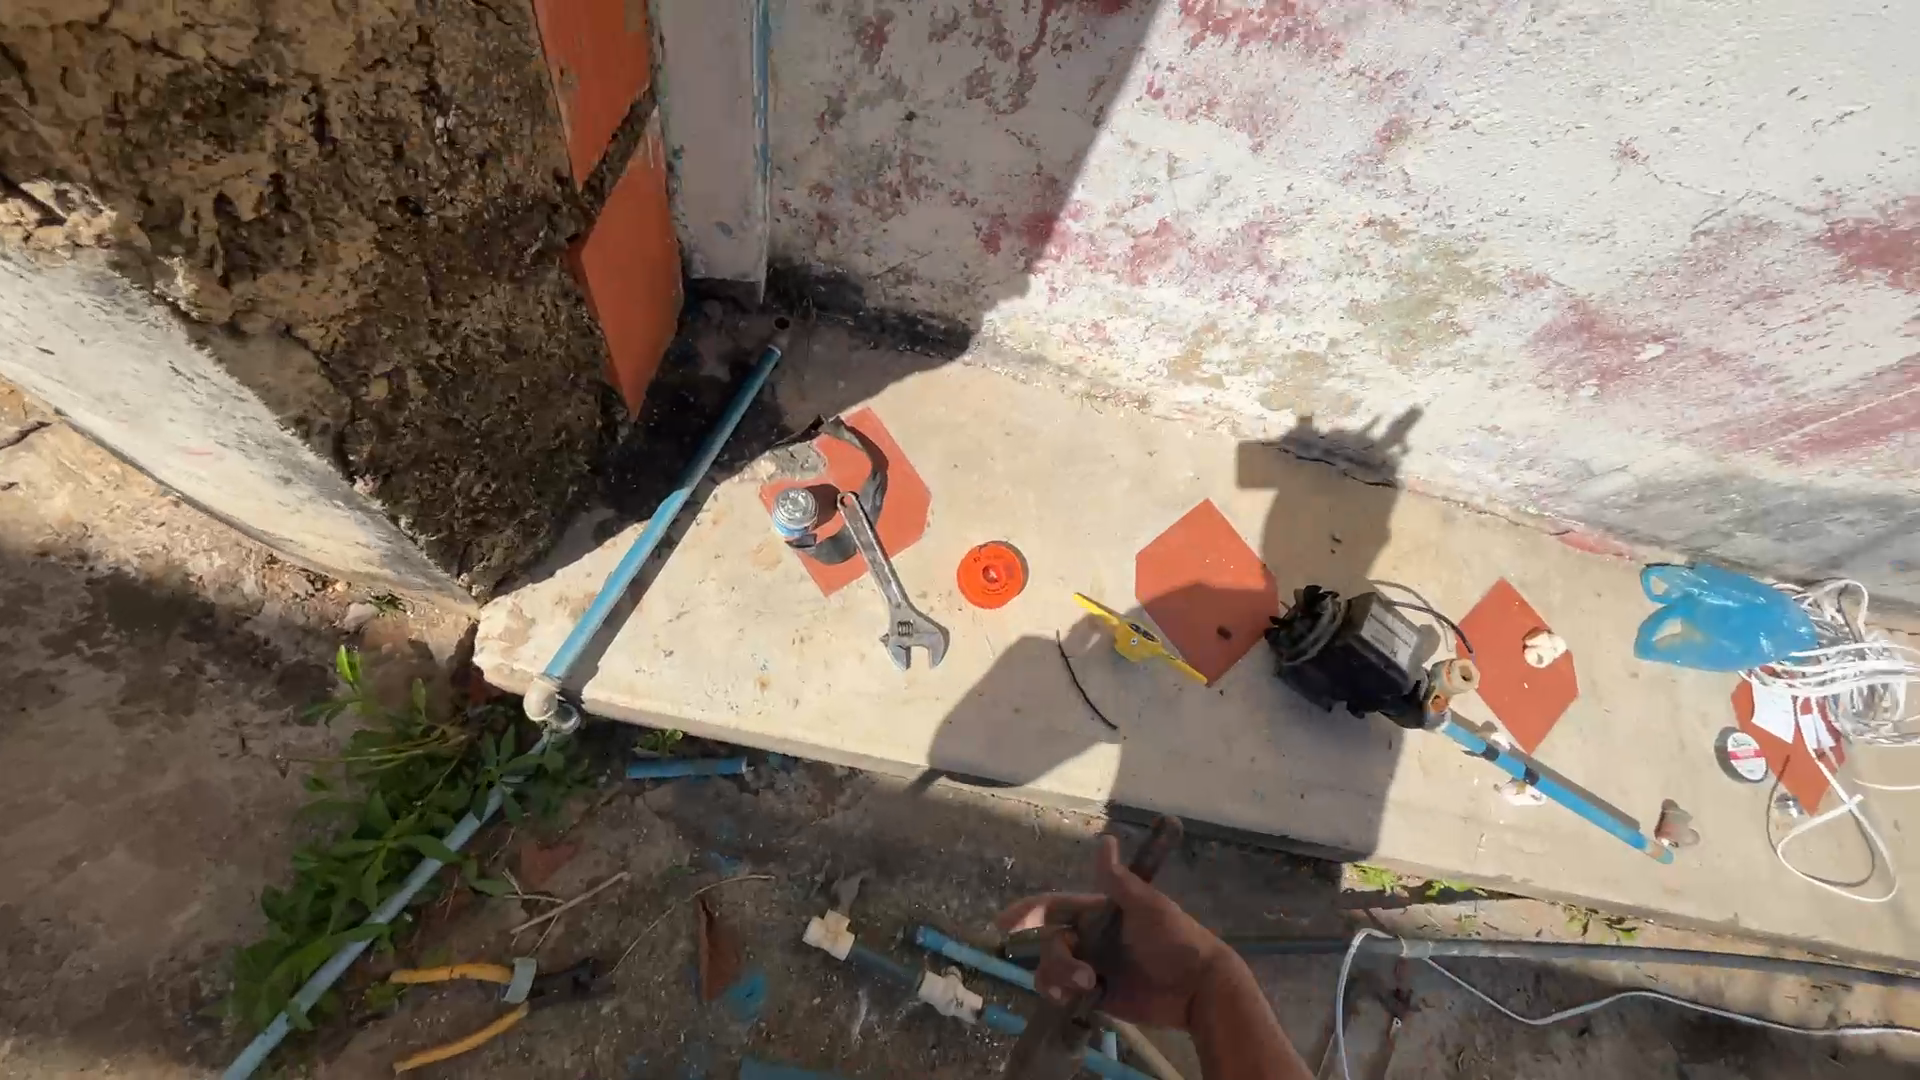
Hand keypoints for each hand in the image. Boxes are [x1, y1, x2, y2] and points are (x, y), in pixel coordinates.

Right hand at [995, 834, 1235, 1030]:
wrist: (1200, 988)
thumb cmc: (1176, 939)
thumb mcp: (1147, 906)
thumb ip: (1119, 881)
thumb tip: (1105, 839)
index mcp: (1097, 911)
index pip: (1054, 907)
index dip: (1028, 912)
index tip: (1003, 924)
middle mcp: (1090, 937)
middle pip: (1050, 943)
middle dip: (1056, 958)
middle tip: (1080, 974)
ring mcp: (1093, 967)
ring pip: (1053, 970)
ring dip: (1058, 978)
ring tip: (1084, 988)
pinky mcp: (1099, 995)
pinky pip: (1066, 995)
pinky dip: (1063, 996)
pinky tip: (1077, 1000)